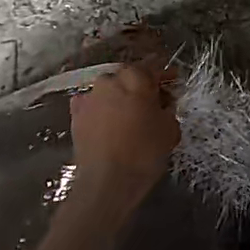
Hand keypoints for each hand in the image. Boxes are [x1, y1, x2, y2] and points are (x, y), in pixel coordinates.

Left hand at [70, 63, 177, 197]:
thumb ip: (168, 109)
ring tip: (131, 117)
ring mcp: (89, 97)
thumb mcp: (170, 128)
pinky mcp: (75, 116)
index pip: (153, 68)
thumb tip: (162, 105)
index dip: (165, 76)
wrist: (106, 182)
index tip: (173, 84)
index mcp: (135, 77)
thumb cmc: (144, 152)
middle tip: (154, 104)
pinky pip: (94, 106)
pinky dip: (102, 111)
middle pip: (130, 78)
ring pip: (110, 91)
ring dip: (121, 99)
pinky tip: (110, 125)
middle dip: (142, 87)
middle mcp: (109, 80)